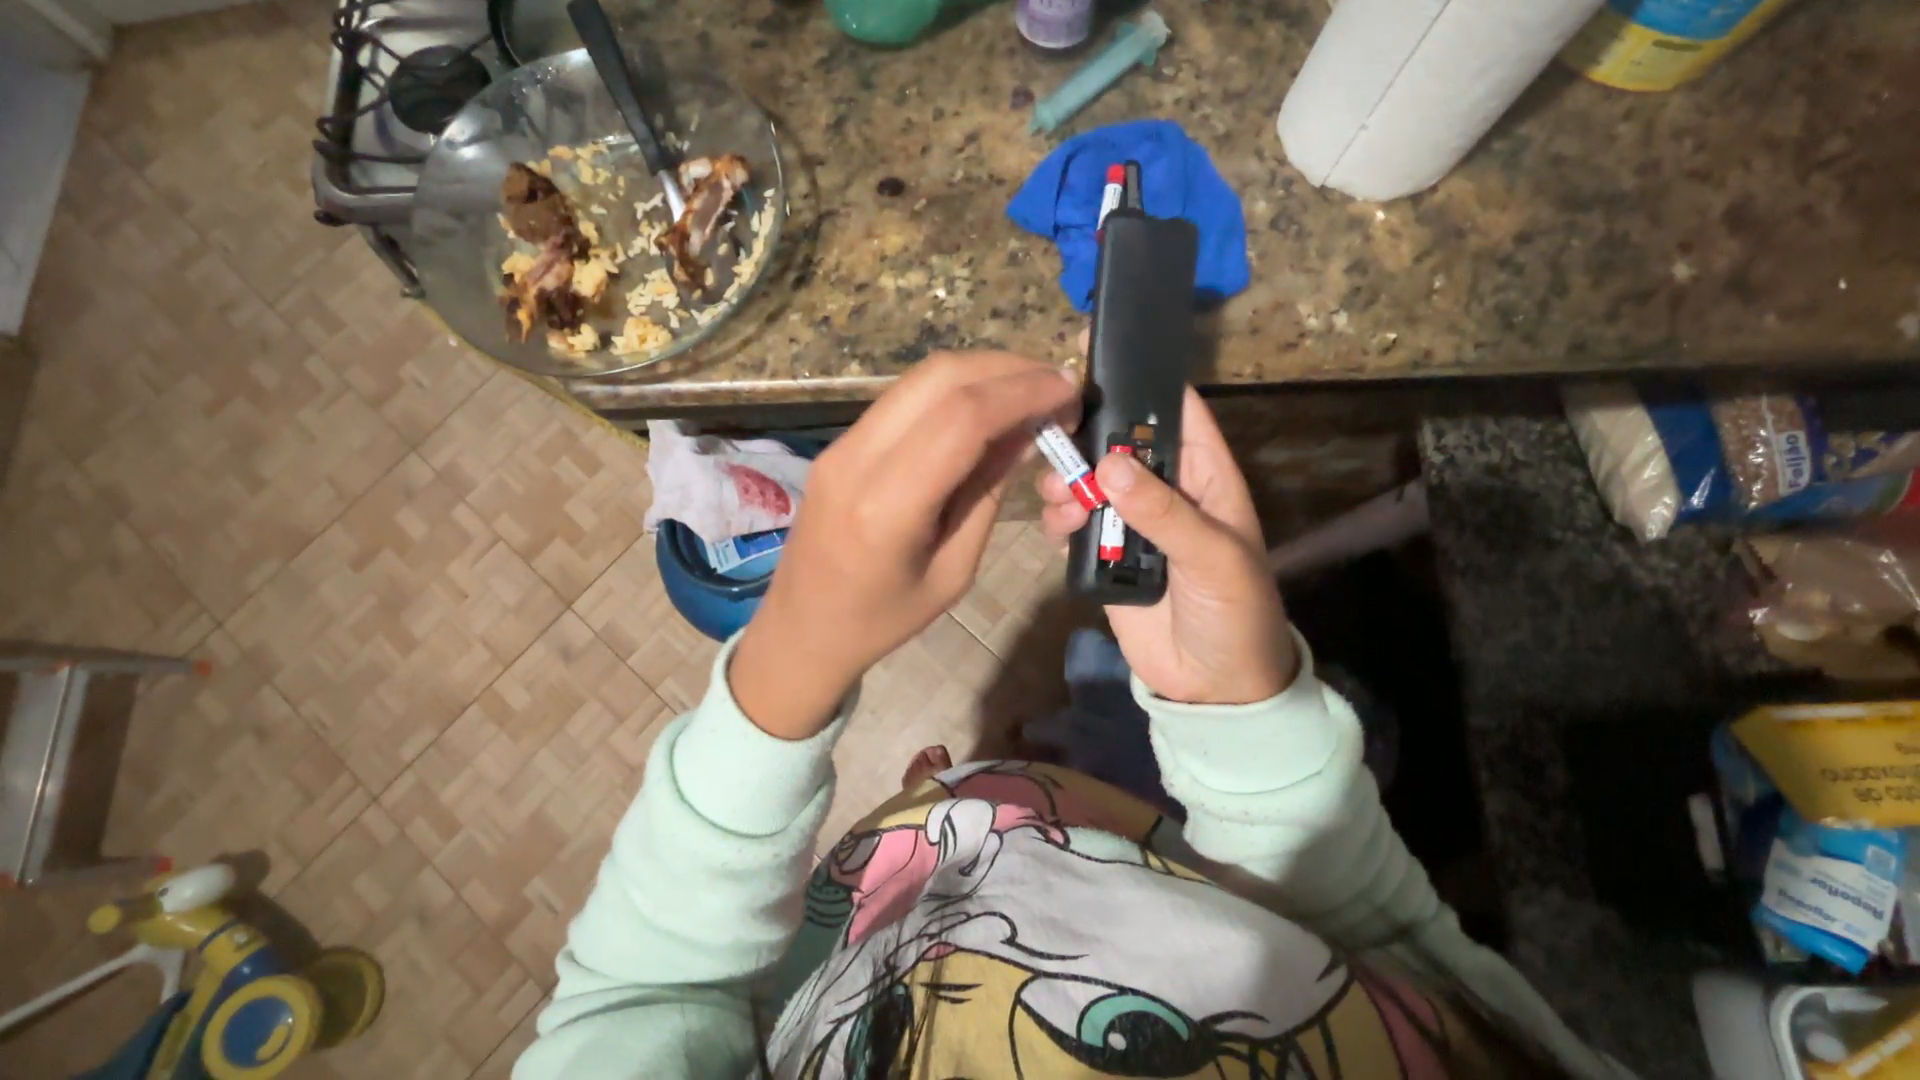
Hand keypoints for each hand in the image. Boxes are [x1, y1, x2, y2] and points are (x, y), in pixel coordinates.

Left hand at [731, 351, 1079, 738]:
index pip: (962, 419)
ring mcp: (841, 445)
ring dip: (981, 373)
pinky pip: (903, 398)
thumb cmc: (884, 619)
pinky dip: (952, 390)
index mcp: (887, 508)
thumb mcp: (953, 571)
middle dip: (1007, 368)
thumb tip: (1028, 431)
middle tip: (1055, 385)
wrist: (802, 629)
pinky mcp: (839, 443)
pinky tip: (985, 407)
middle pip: (939, 378)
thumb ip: (988, 494)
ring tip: (1029, 391)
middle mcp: (857, 460)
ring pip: (919, 379)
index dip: (1022, 392)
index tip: (1069, 390)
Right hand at [1038, 388, 1295, 705]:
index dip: (1142, 382)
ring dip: (1066, 481)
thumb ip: (1164, 511)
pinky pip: (1073, 524)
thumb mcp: (1212, 557)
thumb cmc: (1235, 612)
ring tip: (1061, 500)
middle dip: (1085, 434)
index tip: (1096, 356)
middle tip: (1053, 432)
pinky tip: (1058, 528)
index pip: (1175, 413)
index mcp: (1204, 476)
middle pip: (1117, 442)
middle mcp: (1163, 491)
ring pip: (1087, 481)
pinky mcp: (1102, 557)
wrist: (1214, 686)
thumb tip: (1109, 464)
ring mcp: (1129, 523)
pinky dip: (1059, 519)